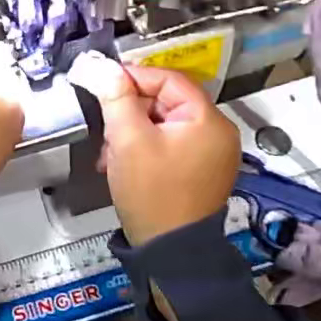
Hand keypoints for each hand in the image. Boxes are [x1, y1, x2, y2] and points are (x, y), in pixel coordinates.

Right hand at [82, 60, 239, 243]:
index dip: (134, 76)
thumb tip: (105, 69)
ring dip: (131, 131)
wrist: (170, 251)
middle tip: (104, 124)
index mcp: (208, 120)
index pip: (169, 79)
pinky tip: (118, 163)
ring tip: (108, 151)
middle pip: (166, 102)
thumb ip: (117, 98)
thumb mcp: (128, 139)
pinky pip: (167, 145)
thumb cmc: (152, 191)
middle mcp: (216, 133)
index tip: (103, 82)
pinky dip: (142, 148)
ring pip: (162, 125)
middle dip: (129, 111)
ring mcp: (210, 154)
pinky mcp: (198, 172)